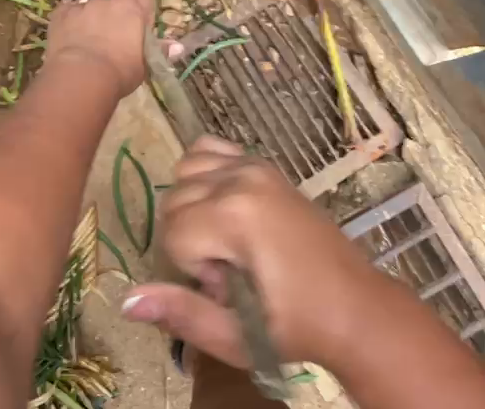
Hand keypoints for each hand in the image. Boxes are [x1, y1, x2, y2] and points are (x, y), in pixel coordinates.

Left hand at [44, 0, 154, 98]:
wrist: (82, 74)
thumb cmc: (120, 73)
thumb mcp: (145, 65)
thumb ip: (160, 51)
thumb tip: (178, 46)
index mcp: (134, 9)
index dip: (144, 0)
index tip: (143, 8)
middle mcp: (110, 0)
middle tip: (121, 0)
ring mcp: (84, 4)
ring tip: (91, 2)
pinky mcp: (62, 12)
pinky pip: (67, 5)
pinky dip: (70, 11)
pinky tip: (69, 20)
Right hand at [120, 137, 390, 369]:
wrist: (358, 309)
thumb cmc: (298, 327)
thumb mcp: (238, 336)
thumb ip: (182, 314)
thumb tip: (126, 300)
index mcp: (236, 215)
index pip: (172, 233)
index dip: (192, 269)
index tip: (229, 289)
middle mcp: (240, 178)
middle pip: (174, 201)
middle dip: (191, 240)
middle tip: (231, 273)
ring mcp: (253, 164)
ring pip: (184, 172)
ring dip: (193, 207)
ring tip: (228, 242)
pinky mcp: (262, 163)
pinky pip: (209, 148)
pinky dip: (203, 172)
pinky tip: (221, 205)